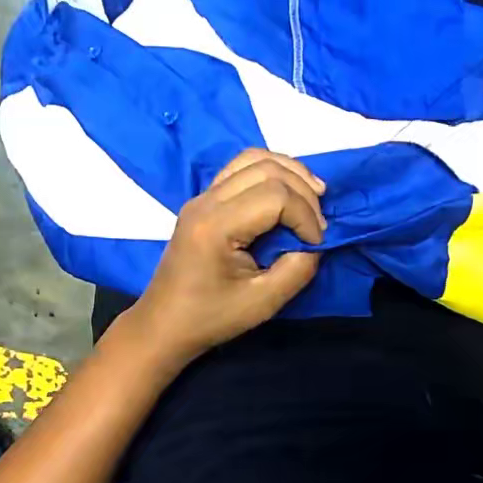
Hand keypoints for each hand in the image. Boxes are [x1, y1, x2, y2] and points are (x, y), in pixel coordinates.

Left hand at [127, 149, 325, 360]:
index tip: (315, 244)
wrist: (164, 324)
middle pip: (266, 169)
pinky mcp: (204, 201)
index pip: (275, 195)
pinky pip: (240, 168)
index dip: (306, 215)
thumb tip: (314, 243)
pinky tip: (288, 191)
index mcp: (216, 226)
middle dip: (302, 190)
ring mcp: (201, 197)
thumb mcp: (263, 302)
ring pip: (253, 159)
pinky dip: (270, 172)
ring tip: (315, 195)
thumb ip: (297, 268)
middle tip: (318, 223)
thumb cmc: (210, 318)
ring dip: (289, 172)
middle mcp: (205, 201)